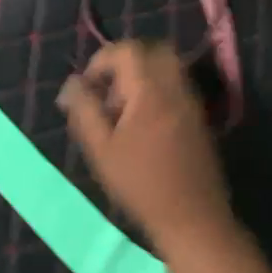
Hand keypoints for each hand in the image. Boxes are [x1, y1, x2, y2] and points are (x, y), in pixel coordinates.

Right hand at [58, 41, 232, 247]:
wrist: (193, 222)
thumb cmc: (140, 184)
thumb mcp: (100, 148)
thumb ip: (83, 109)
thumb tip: (72, 83)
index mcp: (150, 93)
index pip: (127, 51)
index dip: (102, 60)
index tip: (89, 87)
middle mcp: (175, 91)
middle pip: (153, 51)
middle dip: (125, 61)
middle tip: (108, 87)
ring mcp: (192, 105)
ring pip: (168, 68)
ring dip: (142, 76)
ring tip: (123, 106)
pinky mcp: (199, 121)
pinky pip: (177, 87)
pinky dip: (156, 90)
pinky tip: (142, 122)